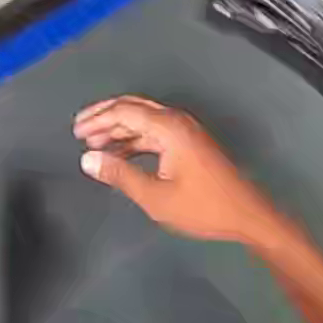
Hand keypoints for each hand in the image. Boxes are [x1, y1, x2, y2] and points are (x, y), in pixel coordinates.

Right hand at [74, 96, 289, 246]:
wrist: (246, 214)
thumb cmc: (202, 207)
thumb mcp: (155, 196)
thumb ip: (120, 175)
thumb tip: (88, 159)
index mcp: (168, 127)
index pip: (125, 111)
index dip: (98, 118)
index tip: (76, 131)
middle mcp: (176, 120)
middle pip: (133, 107)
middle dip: (105, 117)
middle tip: (80, 130)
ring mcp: (184, 130)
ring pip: (143, 119)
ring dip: (118, 129)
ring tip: (94, 144)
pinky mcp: (188, 142)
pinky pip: (154, 131)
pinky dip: (134, 139)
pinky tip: (119, 153)